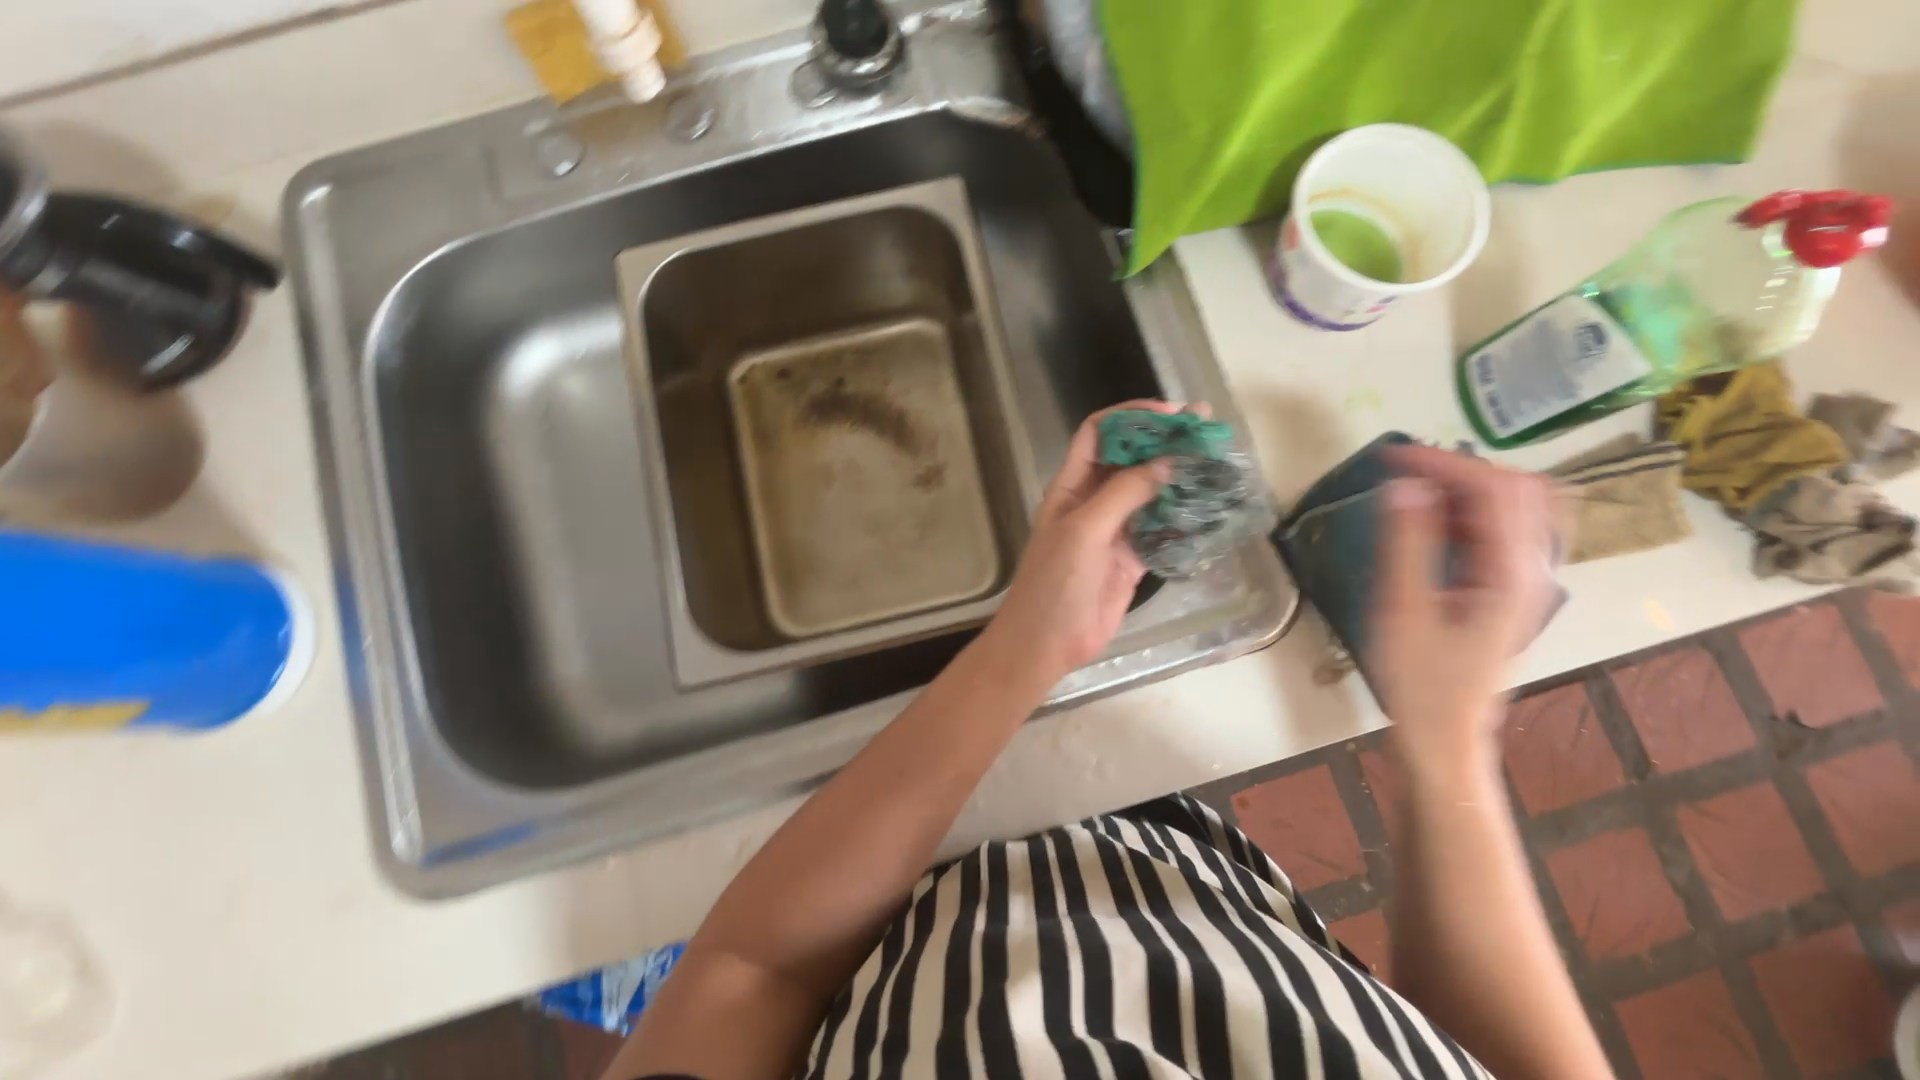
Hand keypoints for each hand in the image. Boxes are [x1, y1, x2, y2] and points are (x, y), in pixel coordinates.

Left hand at [978, 400, 1187, 684]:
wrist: (1046, 643)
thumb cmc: (1054, 584)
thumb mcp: (1084, 531)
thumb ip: (1124, 494)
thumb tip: (1168, 461)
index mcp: (1071, 486)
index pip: (1098, 434)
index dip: (1130, 417)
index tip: (1170, 414)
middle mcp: (1093, 501)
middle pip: (1130, 460)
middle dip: (1163, 442)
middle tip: (1205, 430)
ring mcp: (1114, 530)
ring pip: (1149, 492)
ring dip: (1178, 476)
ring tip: (1215, 462)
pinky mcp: (1131, 558)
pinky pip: (1160, 529)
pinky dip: (1182, 516)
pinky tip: (1208, 506)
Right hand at [1372, 446, 1556, 774]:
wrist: (1447, 737)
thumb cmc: (1421, 683)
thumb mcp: (1403, 611)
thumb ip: (1407, 545)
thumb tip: (1405, 487)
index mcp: (1510, 574)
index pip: (1494, 490)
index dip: (1445, 463)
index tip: (1392, 458)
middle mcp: (1532, 570)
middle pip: (1520, 489)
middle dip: (1463, 468)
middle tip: (1407, 472)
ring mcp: (1527, 581)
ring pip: (1519, 507)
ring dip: (1471, 487)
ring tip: (1418, 489)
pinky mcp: (1511, 591)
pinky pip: (1505, 531)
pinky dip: (1473, 511)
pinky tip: (1434, 519)